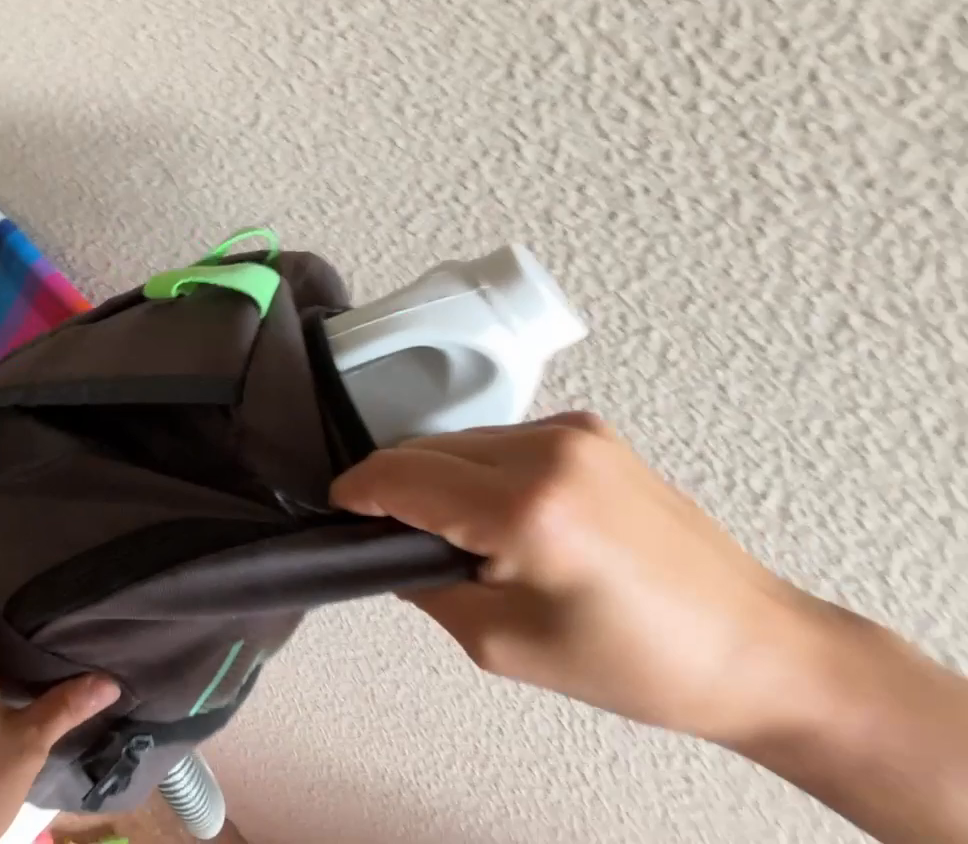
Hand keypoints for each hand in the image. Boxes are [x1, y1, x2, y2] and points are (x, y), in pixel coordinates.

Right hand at [329, 412, 824, 745]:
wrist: (757, 651)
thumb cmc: (638, 663)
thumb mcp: (499, 643)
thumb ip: (422, 582)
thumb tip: (386, 547)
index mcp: (524, 506)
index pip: (397, 475)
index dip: (354, 493)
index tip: (338, 512)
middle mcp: (546, 450)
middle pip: (419, 448)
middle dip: (393, 487)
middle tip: (397, 538)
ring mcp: (572, 432)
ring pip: (453, 438)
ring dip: (433, 475)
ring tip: (455, 531)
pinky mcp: (588, 431)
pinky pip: (495, 437)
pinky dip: (474, 467)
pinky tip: (495, 510)